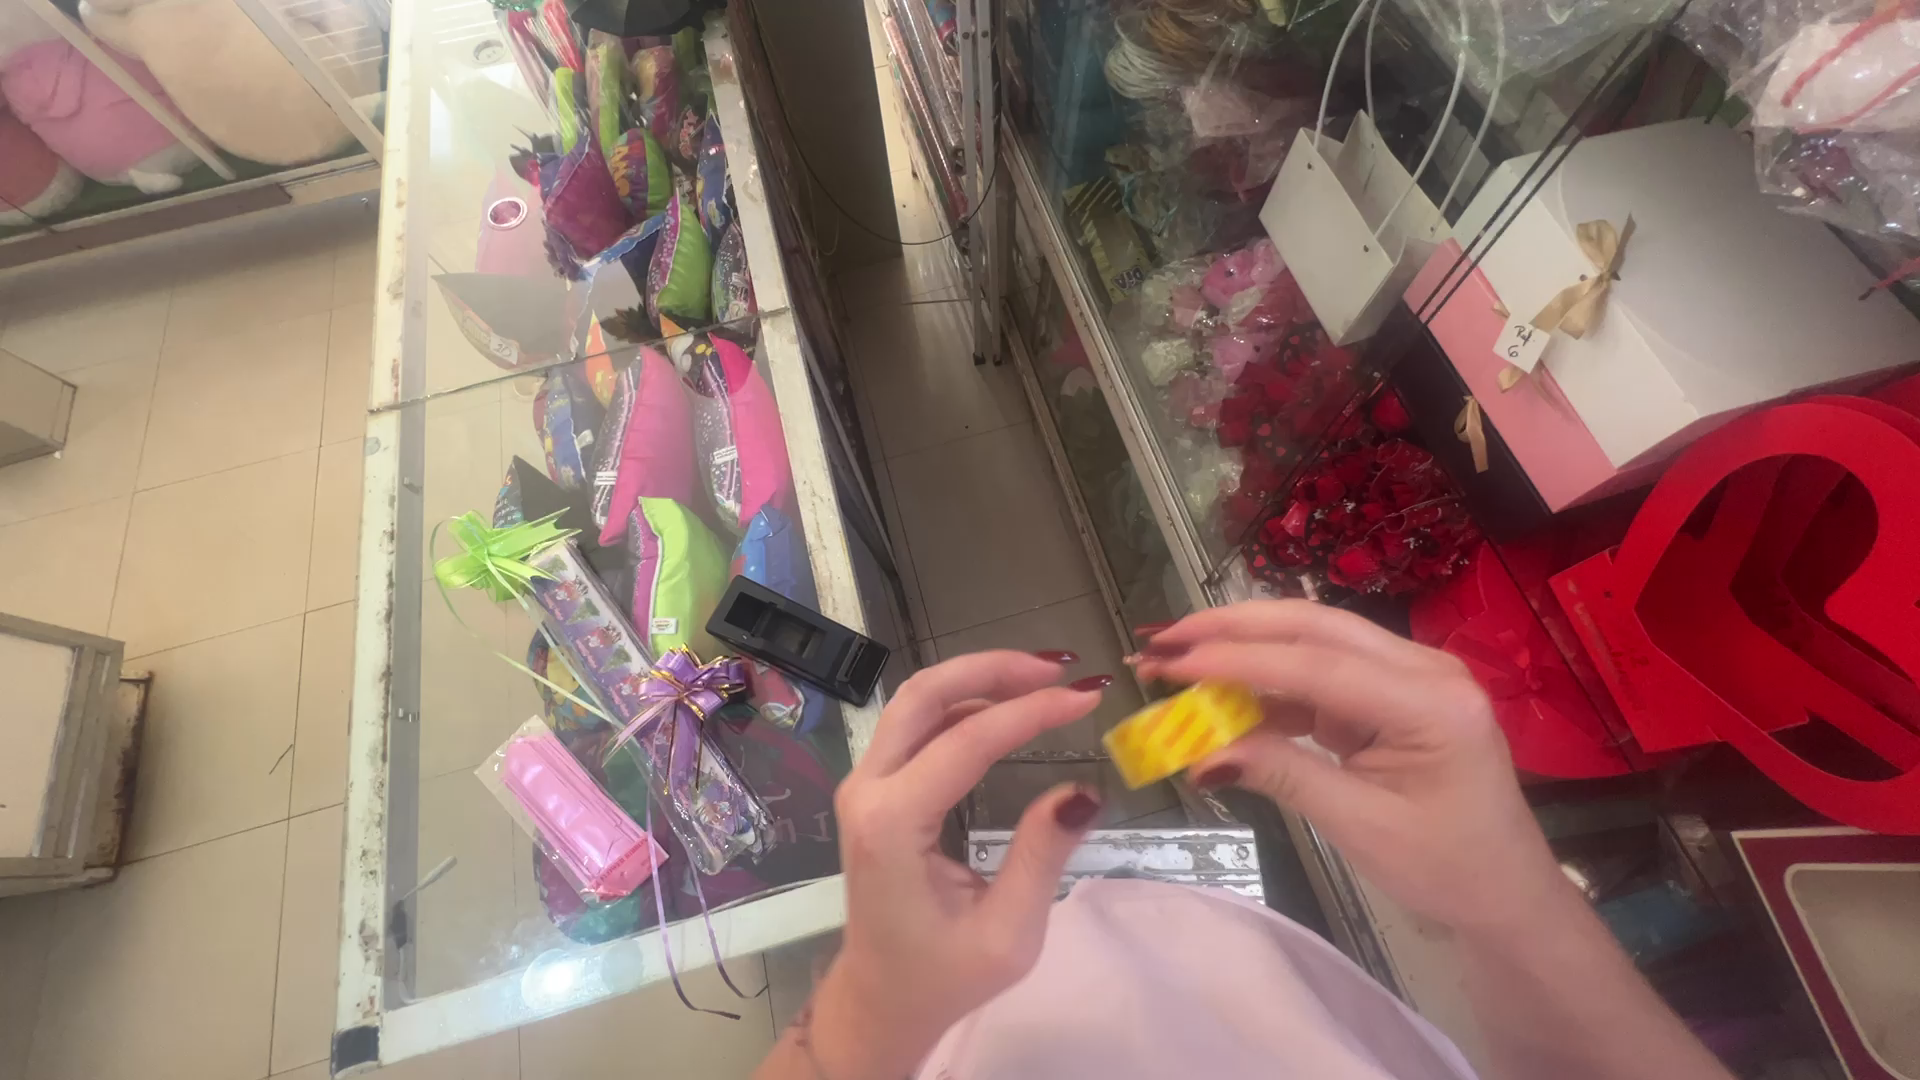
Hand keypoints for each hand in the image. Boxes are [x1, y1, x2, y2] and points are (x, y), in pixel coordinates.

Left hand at [808, 651, 1106, 1079]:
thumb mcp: (1007, 934)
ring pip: (917, 700)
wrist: (879, 997)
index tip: (1083, 698)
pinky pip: (916, 724)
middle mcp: (867, 788)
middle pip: (923, 694)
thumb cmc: (941, 976)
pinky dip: (964, 703)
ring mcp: (865, 781)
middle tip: (1055, 668)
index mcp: (892, 824)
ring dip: (977, 679)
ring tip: (1039, 680)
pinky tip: (1005, 708)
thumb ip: (1041, 856)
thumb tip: (1083, 790)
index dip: (1029, 712)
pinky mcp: (876, 784)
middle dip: (991, 669)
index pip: (965, 741)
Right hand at [1134, 600, 1571, 936]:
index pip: (1317, 664)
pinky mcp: (1382, 686)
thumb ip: (1280, 772)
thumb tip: (1198, 751)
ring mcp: (1403, 671)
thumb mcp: (1359, 825)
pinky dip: (1262, 678)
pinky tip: (1221, 691)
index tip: (1170, 662)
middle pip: (1311, 625)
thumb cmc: (1447, 868)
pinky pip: (1312, 668)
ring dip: (1240, 644)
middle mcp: (1422, 666)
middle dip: (1230, 627)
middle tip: (1162, 639)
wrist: (1505, 896)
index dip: (1236, 659)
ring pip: (1308, 636)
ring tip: (1178, 656)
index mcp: (1432, 701)